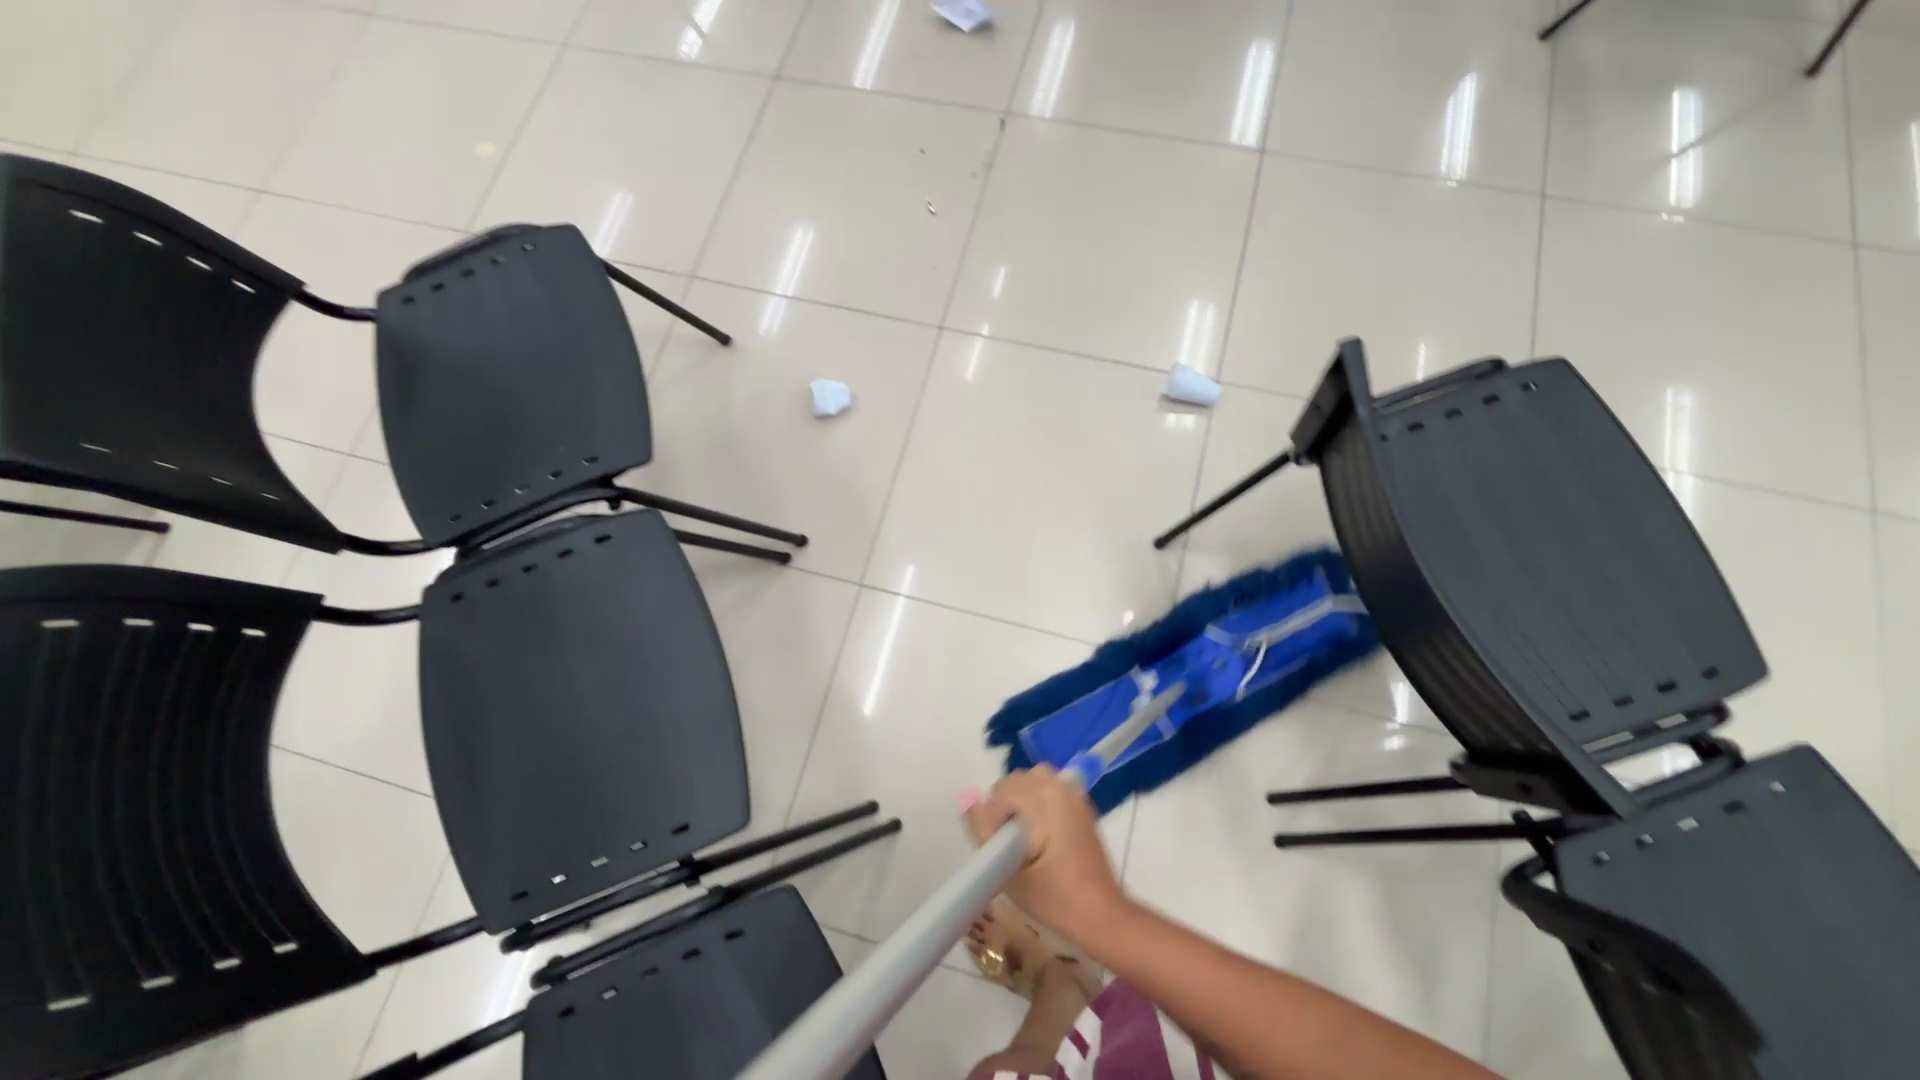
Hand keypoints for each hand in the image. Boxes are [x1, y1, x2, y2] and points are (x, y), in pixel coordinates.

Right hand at [961, 767, 1130, 947]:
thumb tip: (965, 796)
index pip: (1000, 793)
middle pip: (1016, 780)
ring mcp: (1075, 794)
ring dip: (1022, 800)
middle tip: (1009, 845)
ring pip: (1034, 780)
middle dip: (1005, 806)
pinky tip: (1042, 834)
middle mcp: (1060, 787)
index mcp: (1043, 799)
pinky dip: (1040, 801)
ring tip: (1023, 836)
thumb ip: (982, 830)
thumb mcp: (1007, 870)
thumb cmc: (1053, 897)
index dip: (992, 821)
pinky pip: (1052, 788)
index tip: (1001, 851)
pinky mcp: (1083, 806)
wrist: (1100, 914)